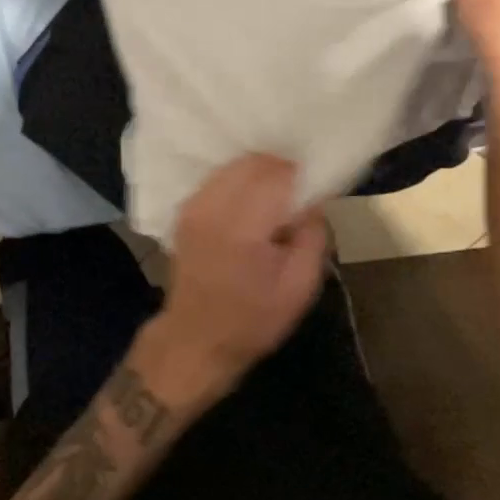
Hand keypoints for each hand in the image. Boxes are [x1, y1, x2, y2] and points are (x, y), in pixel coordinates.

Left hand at [159, 154, 330, 382]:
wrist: (196, 337)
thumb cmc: (253, 319)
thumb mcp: (300, 287)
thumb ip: (312, 236)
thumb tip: (313, 200)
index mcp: (243, 227)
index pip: (277, 175)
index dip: (301, 177)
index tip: (315, 192)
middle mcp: (212, 206)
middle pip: (253, 162)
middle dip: (281, 170)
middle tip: (298, 195)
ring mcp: (193, 205)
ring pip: (233, 165)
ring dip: (259, 173)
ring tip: (275, 200)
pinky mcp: (184, 209)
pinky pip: (217, 178)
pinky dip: (238, 181)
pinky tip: (250, 205)